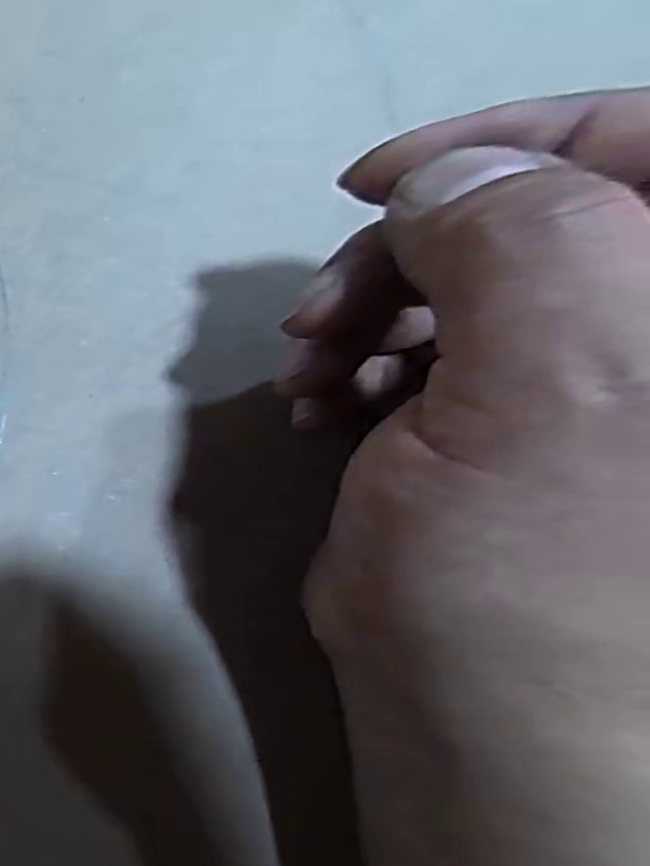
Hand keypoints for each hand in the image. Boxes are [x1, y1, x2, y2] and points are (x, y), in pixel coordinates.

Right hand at [279, 90, 649, 679]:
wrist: (483, 688)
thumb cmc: (532, 557)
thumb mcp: (548, 384)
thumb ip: (523, 242)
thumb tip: (442, 176)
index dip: (502, 144)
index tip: (366, 182)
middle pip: (535, 218)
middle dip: (402, 258)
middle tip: (312, 320)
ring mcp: (591, 375)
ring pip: (469, 285)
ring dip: (368, 318)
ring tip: (307, 377)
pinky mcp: (508, 422)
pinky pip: (435, 348)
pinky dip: (365, 363)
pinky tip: (325, 404)